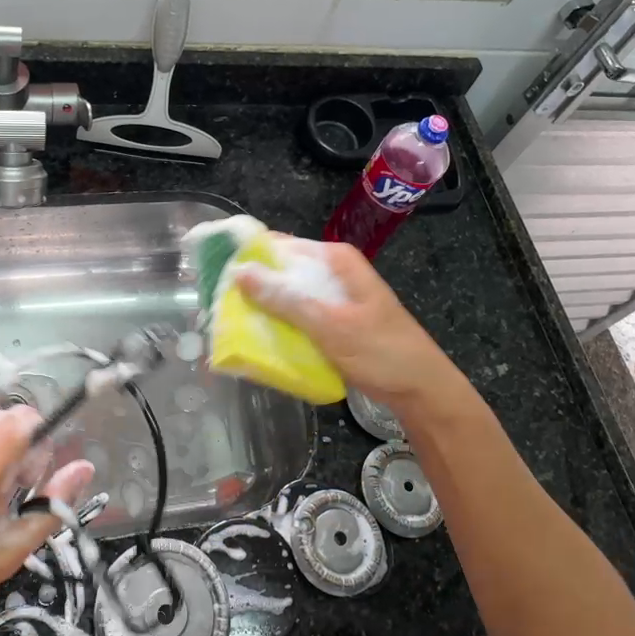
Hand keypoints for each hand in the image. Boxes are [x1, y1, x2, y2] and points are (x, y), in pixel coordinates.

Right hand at [235, 236, 464, 415]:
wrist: (421, 390)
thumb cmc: (381, 352)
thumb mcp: (329, 325)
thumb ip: (285, 299)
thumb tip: (240, 271)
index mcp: (336, 260)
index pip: (281, 245)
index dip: (248, 255)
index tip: (214, 270)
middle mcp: (333, 272)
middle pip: (282, 271)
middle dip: (251, 286)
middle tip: (216, 304)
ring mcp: (334, 298)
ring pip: (288, 296)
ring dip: (263, 308)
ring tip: (228, 323)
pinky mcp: (333, 322)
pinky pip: (297, 317)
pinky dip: (280, 325)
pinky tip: (258, 339)